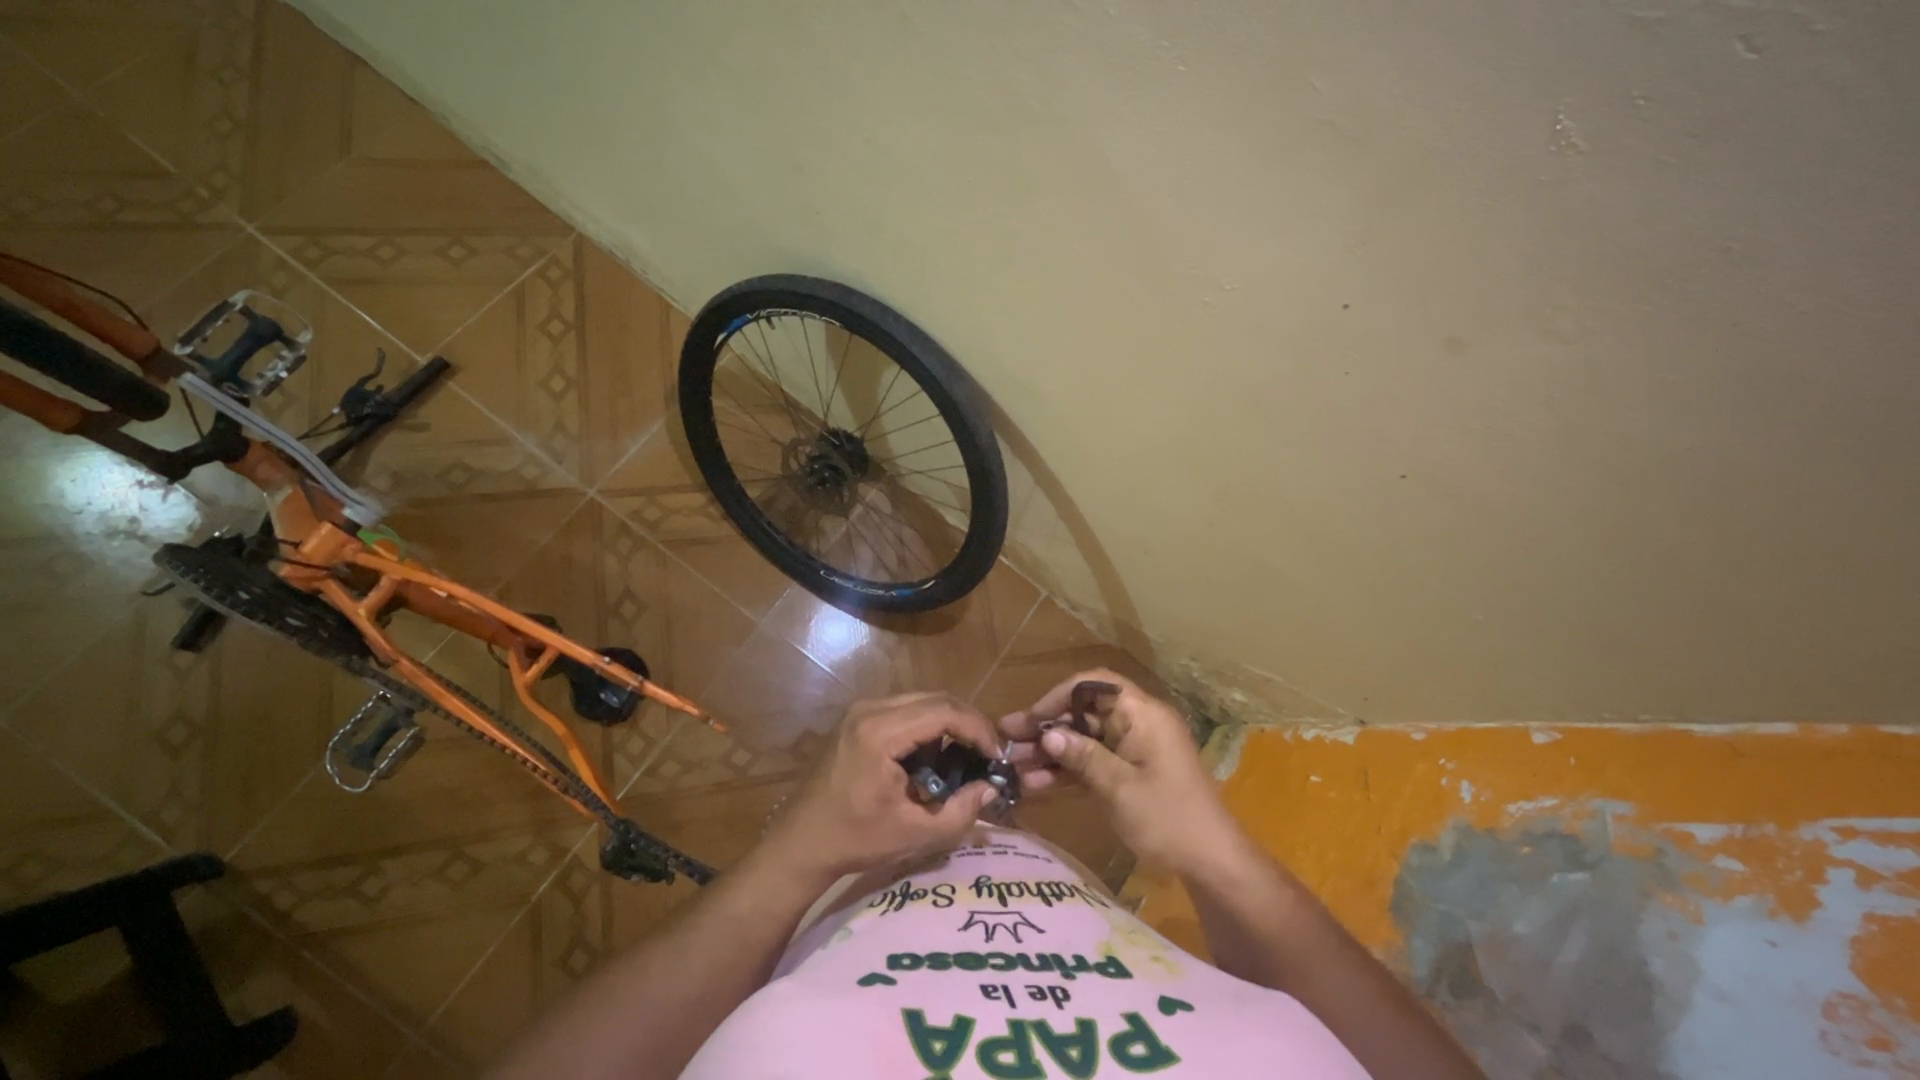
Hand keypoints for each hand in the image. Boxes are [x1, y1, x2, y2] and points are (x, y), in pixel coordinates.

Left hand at [761, 692, 1001, 882]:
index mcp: (880, 732)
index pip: (944, 711)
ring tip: (966, 758)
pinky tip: (934, 759)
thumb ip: (961, 812)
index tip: (997, 758)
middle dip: (967, 724)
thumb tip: (992, 788)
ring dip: (948, 724)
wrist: (798, 845)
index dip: (978, 730)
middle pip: (935, 699)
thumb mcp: (915, 834)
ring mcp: (859, 712)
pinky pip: (903, 711)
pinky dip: (926, 728)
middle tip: (987, 756)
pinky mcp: (855, 720)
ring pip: (921, 702)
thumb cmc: (854, 841)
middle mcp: (869, 710)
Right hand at [999, 670, 1241, 874]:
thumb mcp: (1118, 787)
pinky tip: (1036, 784)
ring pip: (1085, 739)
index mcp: (1142, 714)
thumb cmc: (1167, 818)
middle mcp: (1138, 723)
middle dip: (1047, 726)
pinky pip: (1094, 762)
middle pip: (1085, 712)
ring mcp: (1135, 749)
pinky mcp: (1132, 773)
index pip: (1093, 685)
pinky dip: (1069, 770)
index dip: (1057, 696)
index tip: (1029, 718)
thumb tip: (1047, 733)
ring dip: (1052, 751)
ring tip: (1014, 766)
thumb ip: (1082, 756)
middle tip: (1008, 740)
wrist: (1211, 861)